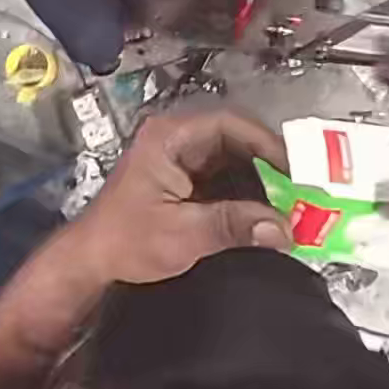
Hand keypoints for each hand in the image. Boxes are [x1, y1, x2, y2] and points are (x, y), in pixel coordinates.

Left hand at [62, 111, 292, 284]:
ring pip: (232, 158)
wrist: (90, 263)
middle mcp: (177, 139)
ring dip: (260, 180)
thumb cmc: (127, 241)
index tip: (294, 168)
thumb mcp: (183, 233)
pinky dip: (246, 192)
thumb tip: (284, 230)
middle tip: (298, 188)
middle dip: (268, 164)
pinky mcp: (183, 178)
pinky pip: (224, 176)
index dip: (266, 143)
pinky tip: (265, 210)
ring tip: (289, 201)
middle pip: (234, 139)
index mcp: (171, 137)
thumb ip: (234, 225)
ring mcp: (180, 157)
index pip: (229, 125)